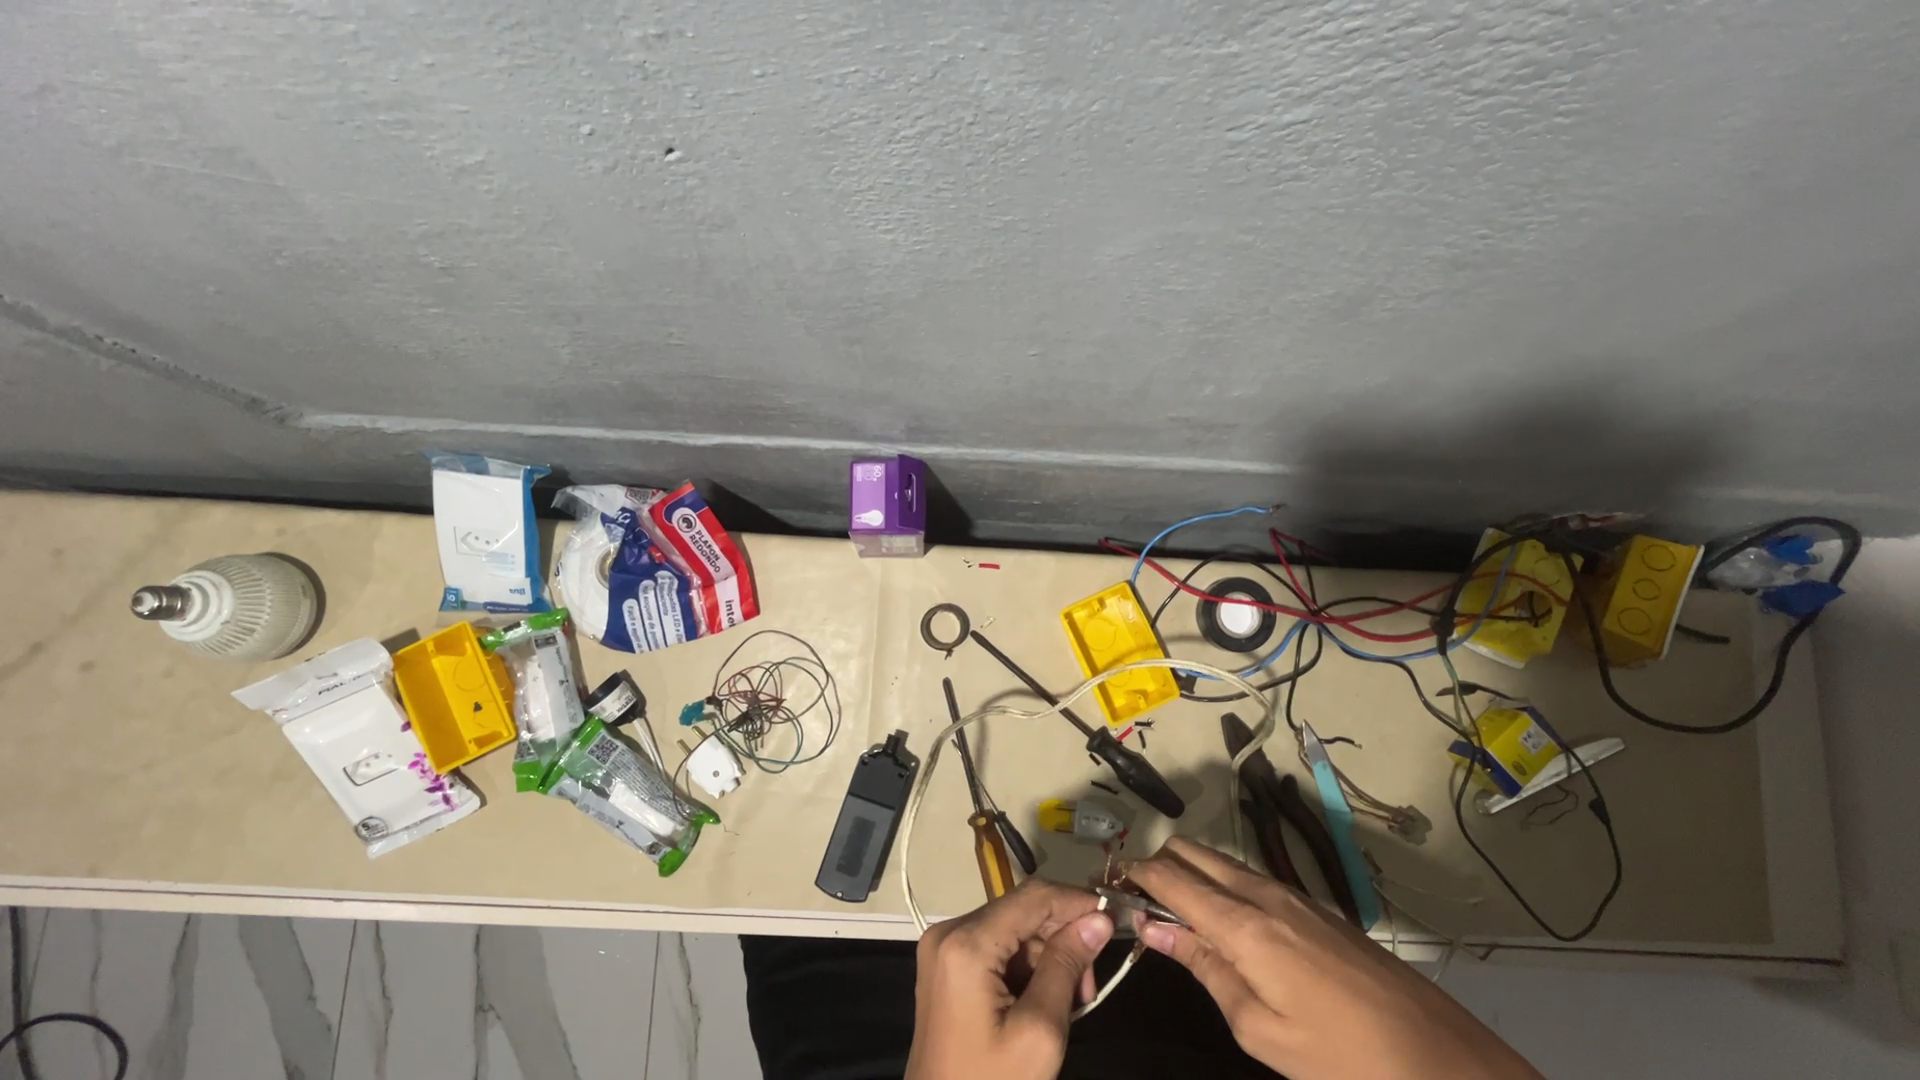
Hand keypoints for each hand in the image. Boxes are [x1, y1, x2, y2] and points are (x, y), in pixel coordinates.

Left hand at [905, 879, 1114, 1079]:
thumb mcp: (1039, 1032)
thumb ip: (1066, 967)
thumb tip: (1099, 919)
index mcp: (967, 943)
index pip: (1034, 896)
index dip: (1078, 901)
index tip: (1116, 920)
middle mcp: (949, 931)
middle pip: (1023, 909)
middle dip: (1064, 937)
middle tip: (1089, 987)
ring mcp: (944, 946)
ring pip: (1014, 927)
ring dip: (1049, 955)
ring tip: (1070, 1002)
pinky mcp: (947, 964)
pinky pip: (998, 945)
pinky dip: (1027, 965)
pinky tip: (1045, 999)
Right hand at [1128, 837, 1542, 1079]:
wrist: (1440, 1057)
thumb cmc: (1341, 1058)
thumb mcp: (1261, 1030)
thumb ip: (1205, 970)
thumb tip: (1156, 930)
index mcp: (1244, 926)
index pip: (1170, 878)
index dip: (1134, 876)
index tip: (1110, 887)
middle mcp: (1264, 893)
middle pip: (1192, 852)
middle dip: (1157, 865)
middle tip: (1137, 900)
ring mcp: (1293, 894)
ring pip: (1221, 860)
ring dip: (1189, 873)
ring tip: (1171, 910)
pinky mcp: (1315, 905)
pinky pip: (1250, 877)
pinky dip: (1221, 883)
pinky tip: (1221, 920)